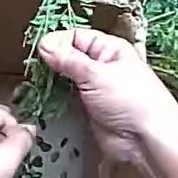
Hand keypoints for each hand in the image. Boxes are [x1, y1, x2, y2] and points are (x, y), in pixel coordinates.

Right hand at [37, 29, 177, 166]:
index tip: (37, 50)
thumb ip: (68, 59)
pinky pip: (66, 97)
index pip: (75, 36)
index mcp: (109, 48)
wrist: (146, 142)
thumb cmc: (130, 101)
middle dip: (51, 60)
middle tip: (31, 67)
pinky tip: (41, 96)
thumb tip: (44, 44)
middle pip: (68, 56)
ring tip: (34, 82)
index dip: (56, 41)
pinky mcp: (87, 108)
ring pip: (65, 77)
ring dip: (51, 80)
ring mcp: (93, 87)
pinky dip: (54, 96)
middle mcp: (100, 65)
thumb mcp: (97, 74)